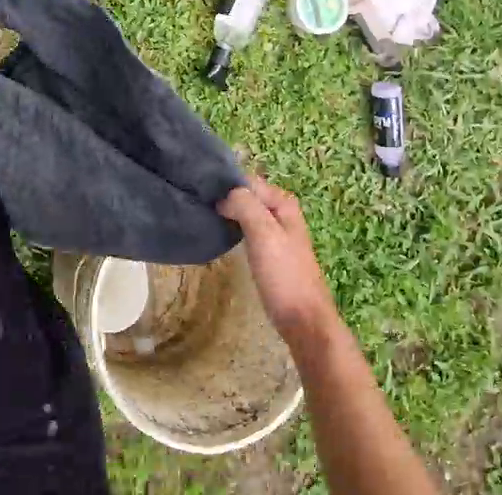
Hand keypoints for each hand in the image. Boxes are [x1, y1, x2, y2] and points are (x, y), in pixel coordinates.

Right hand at [218, 177, 339, 346]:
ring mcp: (275, 232)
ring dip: (226, 213)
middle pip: (245, 195)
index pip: (245, 180)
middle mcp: (281, 212)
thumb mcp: (263, 233)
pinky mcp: (268, 251)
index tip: (201, 195)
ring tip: (203, 217)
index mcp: (283, 202)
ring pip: (244, 212)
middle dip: (224, 198)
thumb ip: (244, 205)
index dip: (224, 186)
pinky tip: (218, 234)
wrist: (303, 320)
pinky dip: (232, 227)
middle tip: (198, 206)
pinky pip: (245, 228)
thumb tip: (222, 196)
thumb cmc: (284, 274)